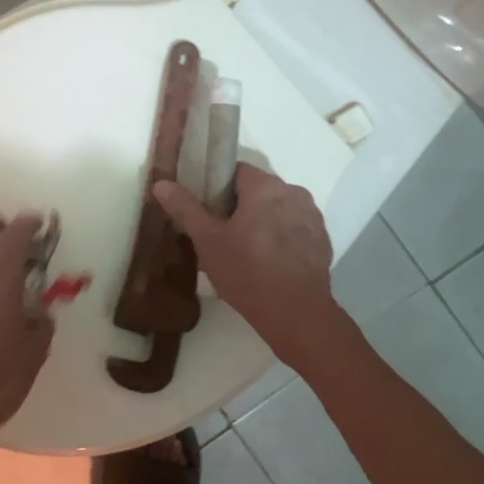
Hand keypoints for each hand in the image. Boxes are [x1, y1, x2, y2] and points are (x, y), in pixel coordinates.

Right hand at [154, 165, 351, 370]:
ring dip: (262, 221)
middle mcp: (294, 192)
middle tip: (220, 235)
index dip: (216, 187)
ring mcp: (312, 216)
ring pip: (278, 210)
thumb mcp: (207, 240)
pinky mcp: (322, 240)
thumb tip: (161, 184)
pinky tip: (268, 262)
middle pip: (258, 190)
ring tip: (244, 251)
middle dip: (240, 207)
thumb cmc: (246, 271)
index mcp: (265, 186)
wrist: (295, 312)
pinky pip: (294, 229)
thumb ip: (185, 208)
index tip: (206, 210)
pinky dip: (281, 238)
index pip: (236, 171)